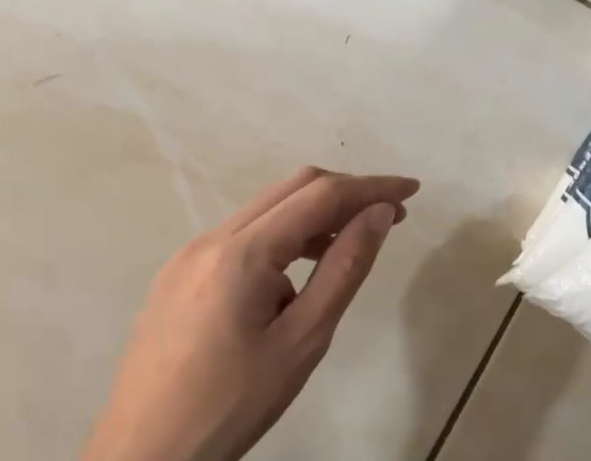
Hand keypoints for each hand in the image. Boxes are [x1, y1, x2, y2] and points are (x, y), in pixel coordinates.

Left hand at [80, 168, 420, 460]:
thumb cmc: (231, 403)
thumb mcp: (304, 337)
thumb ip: (346, 266)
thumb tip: (381, 212)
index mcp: (240, 253)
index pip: (320, 195)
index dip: (372, 187)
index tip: (413, 192)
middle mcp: (209, 242)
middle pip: (292, 188)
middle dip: (348, 192)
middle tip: (389, 215)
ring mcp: (186, 260)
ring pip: (267, 208)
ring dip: (316, 211)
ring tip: (353, 241)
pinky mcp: (177, 280)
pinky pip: (243, 234)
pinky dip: (285, 232)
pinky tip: (301, 268)